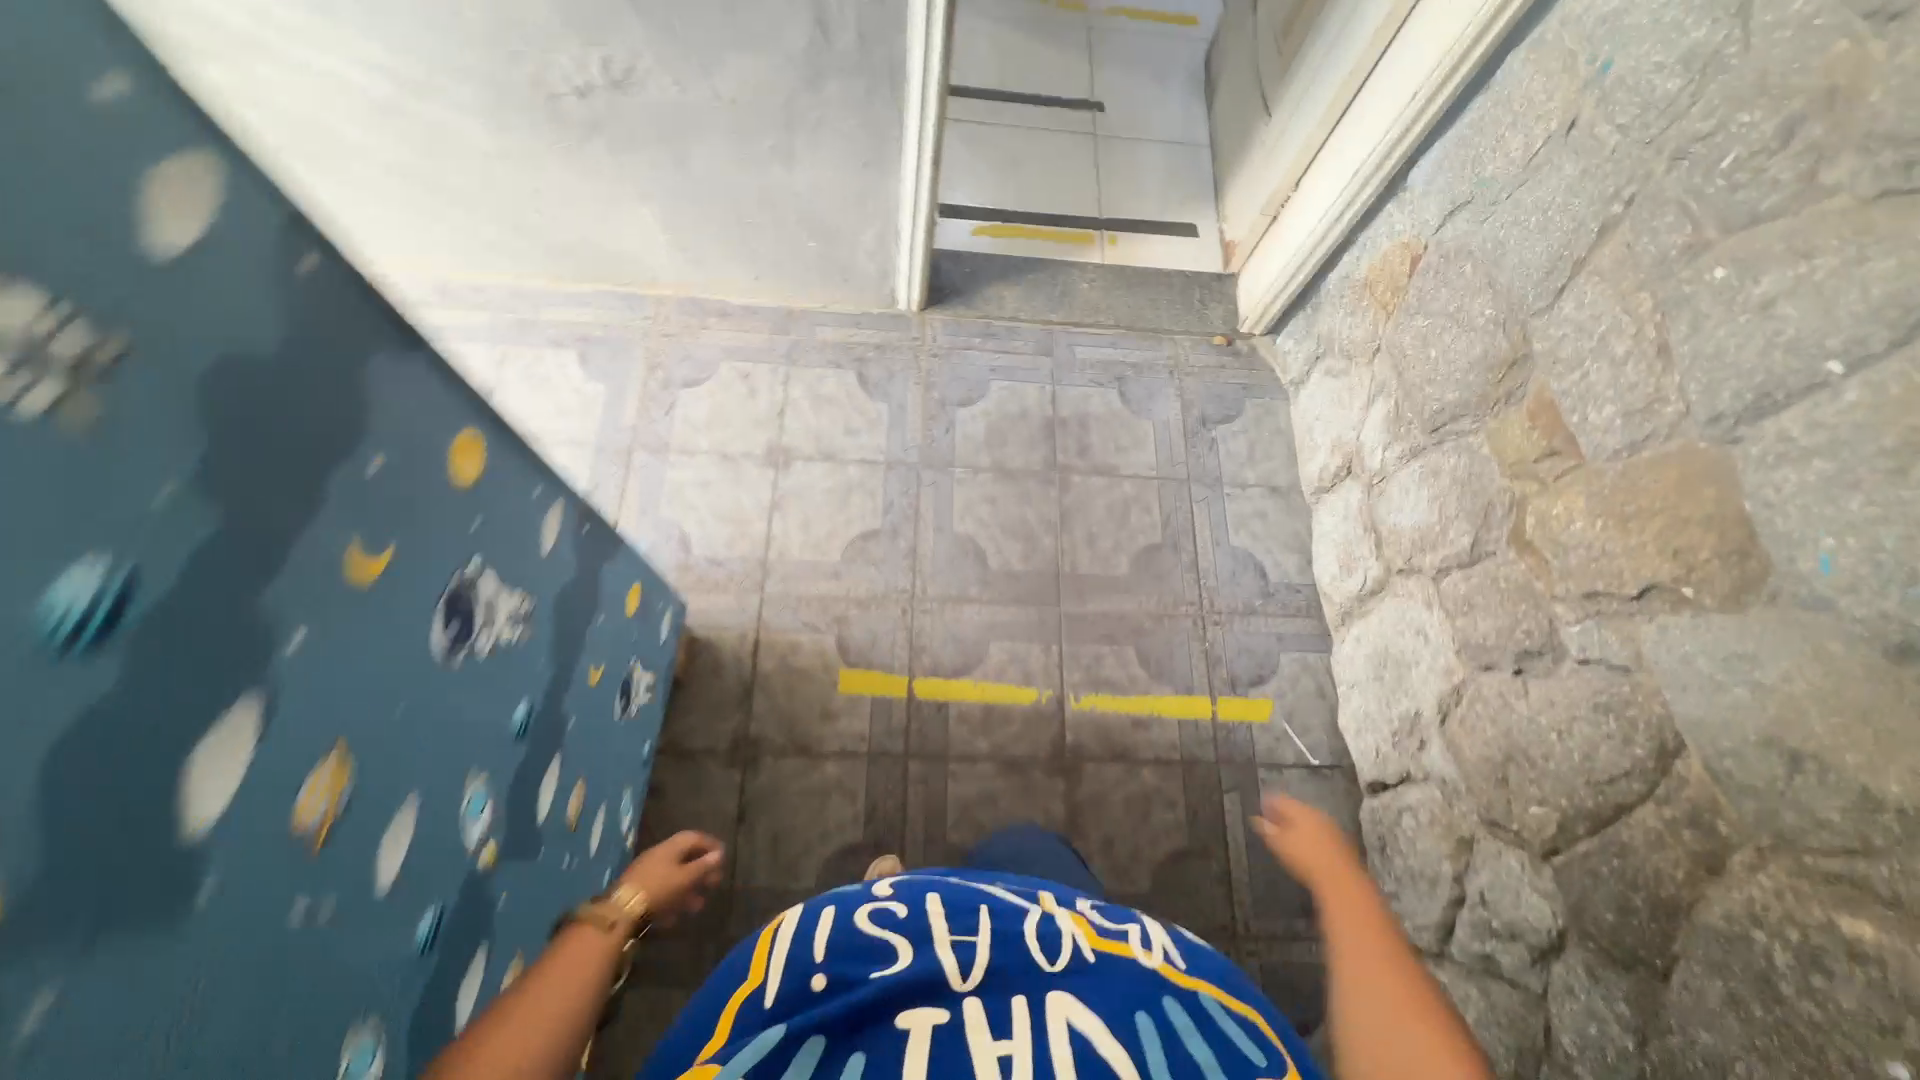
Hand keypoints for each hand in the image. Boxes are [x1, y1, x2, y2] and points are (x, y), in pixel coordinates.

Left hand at [619, 831, 724, 923]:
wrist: (621, 910)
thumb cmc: (659, 888)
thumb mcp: (685, 878)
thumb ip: (703, 866)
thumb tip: (719, 854)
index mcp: (670, 847)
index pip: (694, 837)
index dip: (710, 844)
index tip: (723, 856)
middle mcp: (659, 855)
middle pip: (685, 858)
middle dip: (701, 871)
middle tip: (714, 882)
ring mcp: (647, 872)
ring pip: (674, 876)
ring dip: (688, 889)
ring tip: (698, 904)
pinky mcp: (639, 889)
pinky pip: (662, 890)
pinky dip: (672, 899)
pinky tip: (676, 915)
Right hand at [1251, 794, 1365, 894]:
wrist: (1342, 880)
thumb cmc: (1304, 858)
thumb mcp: (1278, 844)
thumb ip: (1265, 828)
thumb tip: (1255, 818)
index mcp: (1300, 809)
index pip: (1278, 798)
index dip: (1266, 803)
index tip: (1258, 811)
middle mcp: (1316, 812)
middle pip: (1294, 808)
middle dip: (1281, 814)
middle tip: (1270, 823)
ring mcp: (1330, 826)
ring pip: (1307, 819)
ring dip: (1295, 824)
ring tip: (1285, 836)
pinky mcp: (1340, 840)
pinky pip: (1318, 830)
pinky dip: (1308, 834)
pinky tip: (1304, 845)